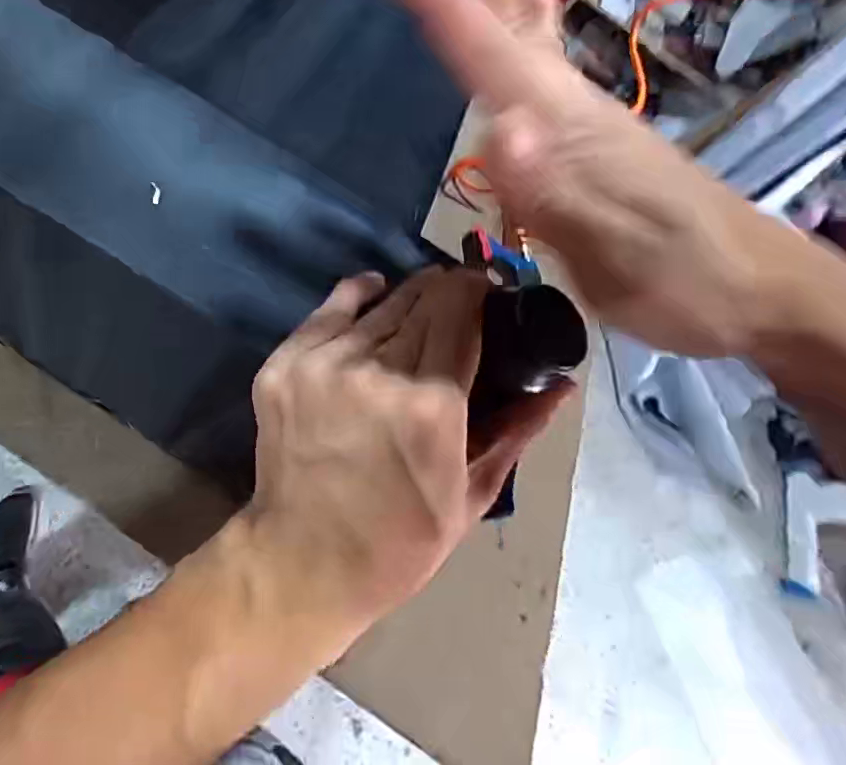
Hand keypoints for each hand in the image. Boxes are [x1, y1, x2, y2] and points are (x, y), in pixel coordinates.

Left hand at [240, 268, 573, 642]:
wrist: (302, 559)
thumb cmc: (399, 541)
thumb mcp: (471, 496)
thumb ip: (517, 430)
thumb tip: (562, 384)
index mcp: (431, 404)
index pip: (461, 313)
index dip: (479, 290)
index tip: (489, 286)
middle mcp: (376, 370)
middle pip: (422, 301)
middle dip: (448, 289)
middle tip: (460, 294)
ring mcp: (322, 363)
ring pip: (378, 303)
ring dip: (407, 296)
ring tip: (422, 300)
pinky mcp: (283, 364)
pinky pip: (328, 311)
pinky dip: (357, 297)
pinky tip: (373, 292)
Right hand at [358, 0, 840, 358]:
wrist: (765, 291)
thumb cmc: (686, 279)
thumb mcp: (618, 255)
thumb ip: (556, 192)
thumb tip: (500, 128)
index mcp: (560, 124)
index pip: (482, 42)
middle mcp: (566, 104)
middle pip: (504, 18)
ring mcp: (581, 115)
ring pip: (526, 28)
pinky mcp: (589, 134)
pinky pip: (544, 56)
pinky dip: (528, 12)